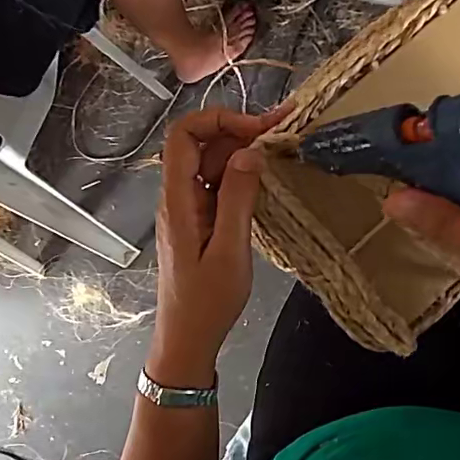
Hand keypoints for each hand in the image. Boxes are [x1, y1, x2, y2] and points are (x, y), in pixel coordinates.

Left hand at [148, 106, 285, 386]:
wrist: (187, 338)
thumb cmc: (207, 302)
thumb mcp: (229, 251)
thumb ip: (238, 199)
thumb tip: (249, 152)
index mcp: (178, 200)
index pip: (184, 136)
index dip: (217, 120)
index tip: (256, 128)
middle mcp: (179, 197)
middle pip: (200, 145)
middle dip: (238, 130)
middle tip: (281, 130)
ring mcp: (189, 208)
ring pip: (211, 163)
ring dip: (242, 150)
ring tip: (280, 146)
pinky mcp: (200, 220)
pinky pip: (217, 185)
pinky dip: (240, 174)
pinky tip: (265, 176)